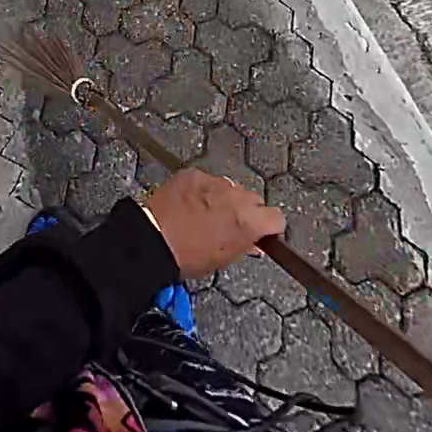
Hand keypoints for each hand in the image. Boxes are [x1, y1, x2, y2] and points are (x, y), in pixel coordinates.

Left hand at [142, 169, 285, 278]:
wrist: (155, 238)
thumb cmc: (187, 255)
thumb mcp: (223, 258)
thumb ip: (244, 244)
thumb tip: (252, 240)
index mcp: (248, 222)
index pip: (276, 217)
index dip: (269, 226)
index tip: (262, 230)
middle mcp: (236, 197)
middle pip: (253, 199)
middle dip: (245, 210)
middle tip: (229, 223)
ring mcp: (214, 182)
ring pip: (230, 187)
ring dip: (224, 197)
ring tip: (206, 212)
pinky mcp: (195, 173)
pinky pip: (207, 179)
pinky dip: (202, 189)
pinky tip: (191, 202)